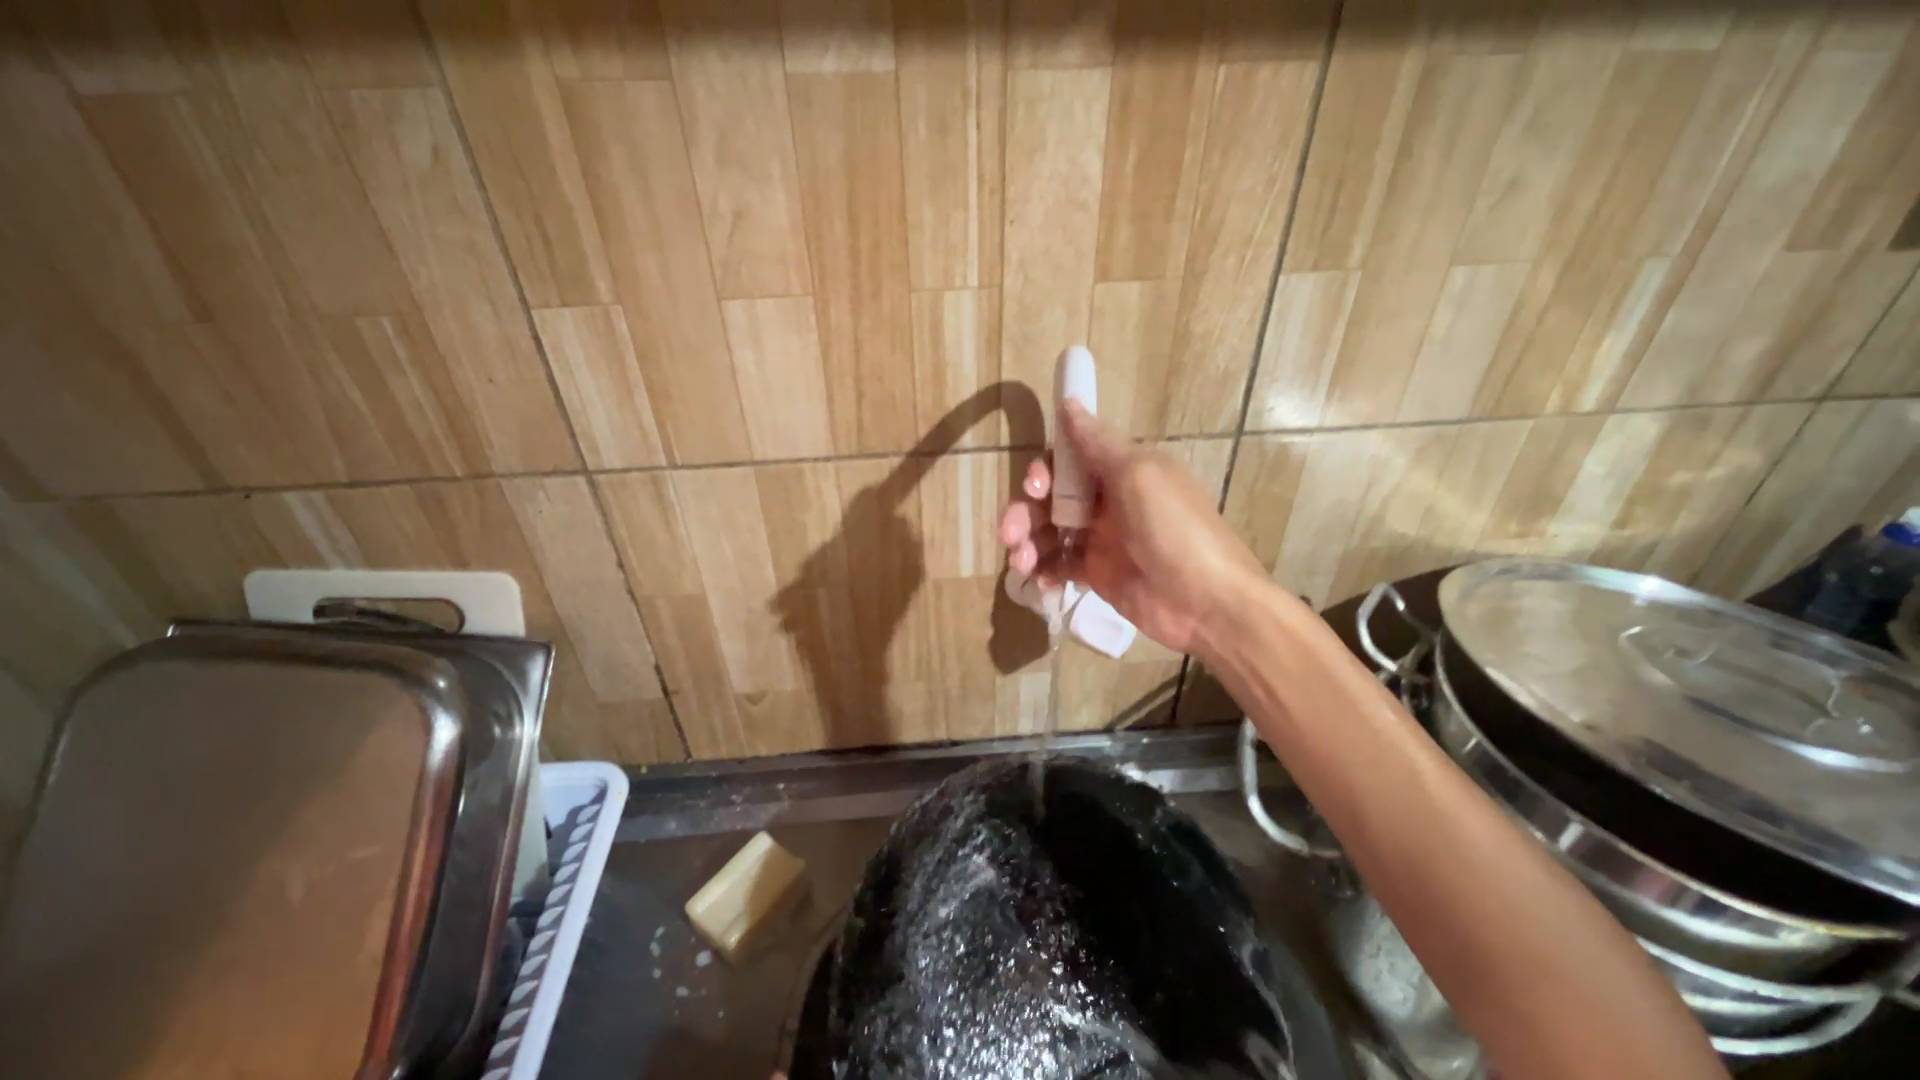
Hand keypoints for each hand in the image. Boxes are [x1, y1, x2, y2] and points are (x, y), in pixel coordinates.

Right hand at [998, 402, 1267, 655]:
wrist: (1208, 603)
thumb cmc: (1175, 530)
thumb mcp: (1139, 475)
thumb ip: (1098, 443)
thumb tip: (1068, 402)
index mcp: (1122, 470)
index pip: (1067, 460)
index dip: (1042, 472)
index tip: (1034, 489)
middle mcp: (1109, 500)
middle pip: (1051, 498)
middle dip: (1024, 512)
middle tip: (1010, 536)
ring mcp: (1103, 539)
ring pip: (1049, 532)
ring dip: (1028, 543)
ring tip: (1022, 564)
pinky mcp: (1099, 575)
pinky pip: (1060, 565)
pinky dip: (1044, 570)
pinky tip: (1041, 582)